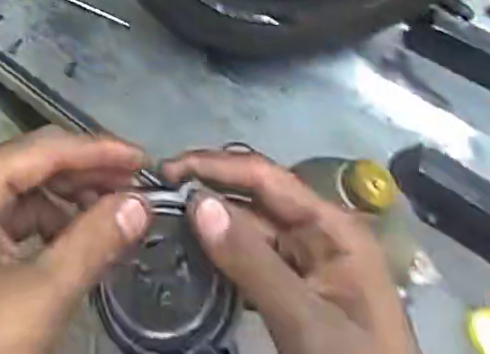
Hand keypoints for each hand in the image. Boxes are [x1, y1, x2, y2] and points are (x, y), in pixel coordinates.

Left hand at [0, 128, 149, 353]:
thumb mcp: (40, 296)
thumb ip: (93, 243)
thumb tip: (140, 203)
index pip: (49, 148)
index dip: (100, 150)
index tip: (145, 160)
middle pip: (41, 159)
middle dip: (91, 171)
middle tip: (140, 185)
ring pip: (34, 184)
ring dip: (77, 196)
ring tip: (121, 211)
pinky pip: (22, 208)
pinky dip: (57, 218)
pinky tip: (87, 234)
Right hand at [164, 150, 415, 353]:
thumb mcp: (307, 322)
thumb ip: (252, 262)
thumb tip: (197, 202)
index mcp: (333, 227)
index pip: (265, 176)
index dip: (214, 166)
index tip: (166, 169)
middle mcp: (320, 234)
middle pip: (255, 197)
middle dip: (209, 189)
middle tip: (156, 192)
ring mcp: (309, 265)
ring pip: (250, 228)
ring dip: (211, 221)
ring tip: (164, 215)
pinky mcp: (298, 293)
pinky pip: (253, 260)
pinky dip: (222, 253)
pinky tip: (191, 251)